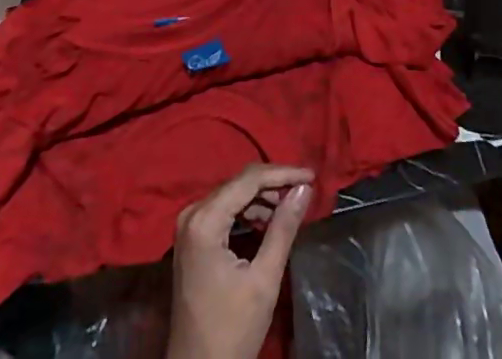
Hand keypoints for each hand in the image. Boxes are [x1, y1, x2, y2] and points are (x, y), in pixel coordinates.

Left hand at [167, 164, 314, 358]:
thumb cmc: (232, 327)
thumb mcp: (264, 277)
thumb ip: (283, 227)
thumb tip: (303, 189)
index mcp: (204, 220)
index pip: (248, 180)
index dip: (283, 174)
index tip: (312, 176)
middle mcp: (192, 213)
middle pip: (238, 184)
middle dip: (273, 184)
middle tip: (305, 190)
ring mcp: (189, 225)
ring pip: (232, 195)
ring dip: (262, 197)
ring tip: (291, 207)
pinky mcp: (192, 238)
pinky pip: (223, 210)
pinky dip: (248, 211)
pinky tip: (269, 220)